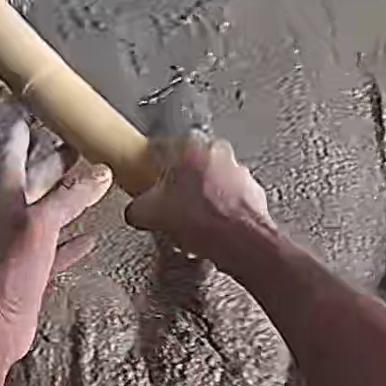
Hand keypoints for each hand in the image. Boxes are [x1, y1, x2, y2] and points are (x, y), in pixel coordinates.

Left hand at [0, 121, 112, 366]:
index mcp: (5, 199)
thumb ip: (69, 198)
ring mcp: (20, 247)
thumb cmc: (7, 273)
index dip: (20, 135)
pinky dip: (71, 242)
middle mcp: (10, 219)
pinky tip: (89, 239)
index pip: (12, 157)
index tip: (29, 115)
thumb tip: (100, 173)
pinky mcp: (31, 273)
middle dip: (52, 163)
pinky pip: (55, 251)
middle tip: (73, 147)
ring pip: (46, 215)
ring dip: (66, 200)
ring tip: (89, 185)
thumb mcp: (40, 225)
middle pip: (33, 183)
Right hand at [124, 132, 274, 264]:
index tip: (145, 180)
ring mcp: (237, 169)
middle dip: (177, 187)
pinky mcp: (251, 190)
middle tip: (168, 208)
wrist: (238, 240)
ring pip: (209, 182)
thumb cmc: (201, 220)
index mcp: (188, 145)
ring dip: (199, 199)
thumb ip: (136, 208)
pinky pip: (227, 199)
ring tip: (189, 224)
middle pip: (187, 166)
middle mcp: (216, 151)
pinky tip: (209, 230)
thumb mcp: (148, 214)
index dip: (148, 169)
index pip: (159, 149)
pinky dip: (218, 212)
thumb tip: (135, 212)